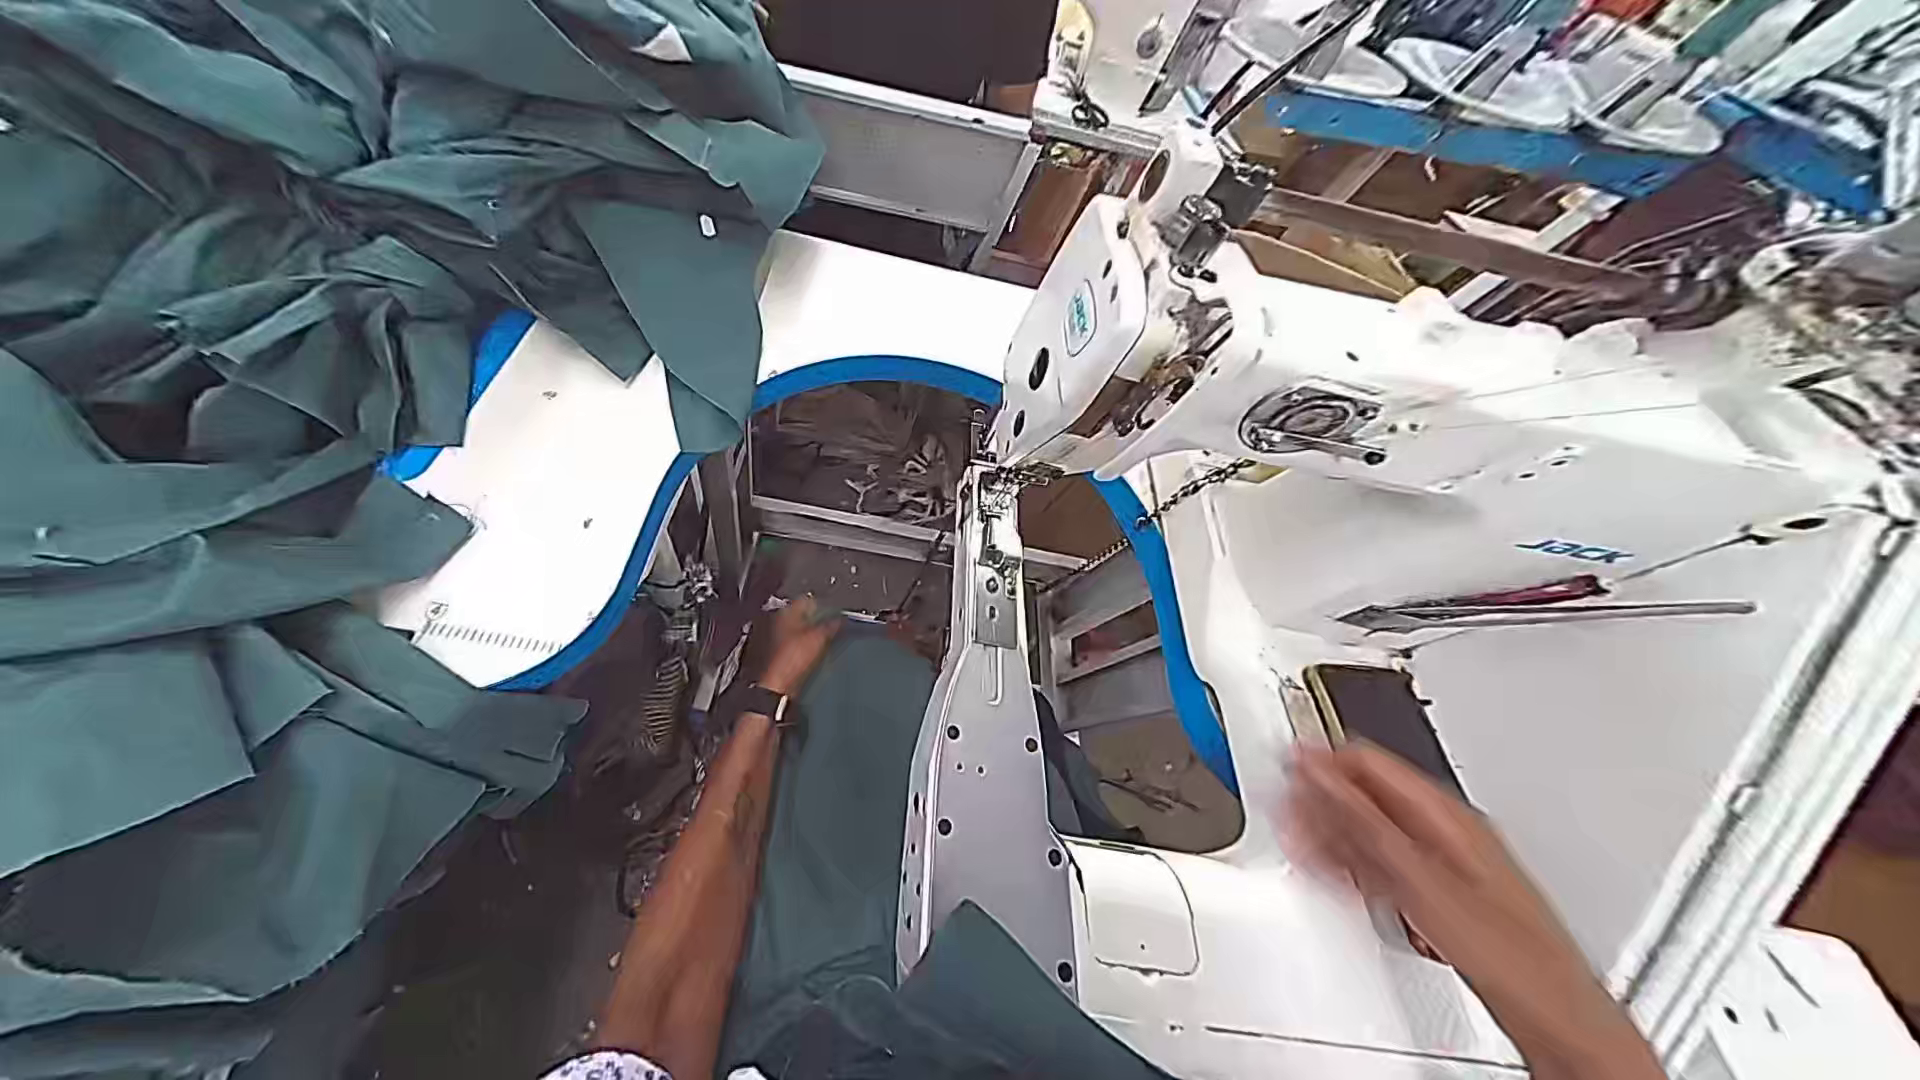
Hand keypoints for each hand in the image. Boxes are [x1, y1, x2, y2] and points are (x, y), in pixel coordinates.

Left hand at [757, 594, 841, 695]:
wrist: (779, 686)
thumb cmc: (794, 658)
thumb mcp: (820, 637)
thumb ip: (833, 624)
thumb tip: (842, 618)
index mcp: (787, 613)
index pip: (809, 599)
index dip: (825, 604)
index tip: (838, 612)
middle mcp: (781, 622)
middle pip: (806, 615)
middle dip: (821, 619)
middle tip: (836, 625)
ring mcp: (780, 638)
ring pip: (803, 629)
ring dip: (816, 632)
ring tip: (830, 639)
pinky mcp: (783, 653)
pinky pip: (800, 643)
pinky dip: (810, 644)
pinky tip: (819, 651)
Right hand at [1285, 742, 1666, 1079]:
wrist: (1552, 1015)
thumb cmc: (1508, 949)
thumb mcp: (1417, 875)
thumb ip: (1360, 817)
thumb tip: (1317, 770)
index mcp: (1443, 814)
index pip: (1368, 761)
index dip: (1322, 758)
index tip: (1287, 761)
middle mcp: (1440, 829)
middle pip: (1363, 792)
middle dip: (1318, 796)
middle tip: (1283, 802)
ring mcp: (1436, 859)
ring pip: (1365, 826)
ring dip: (1326, 828)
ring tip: (1295, 834)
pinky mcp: (1431, 888)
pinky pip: (1375, 858)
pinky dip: (1345, 858)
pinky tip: (1327, 866)